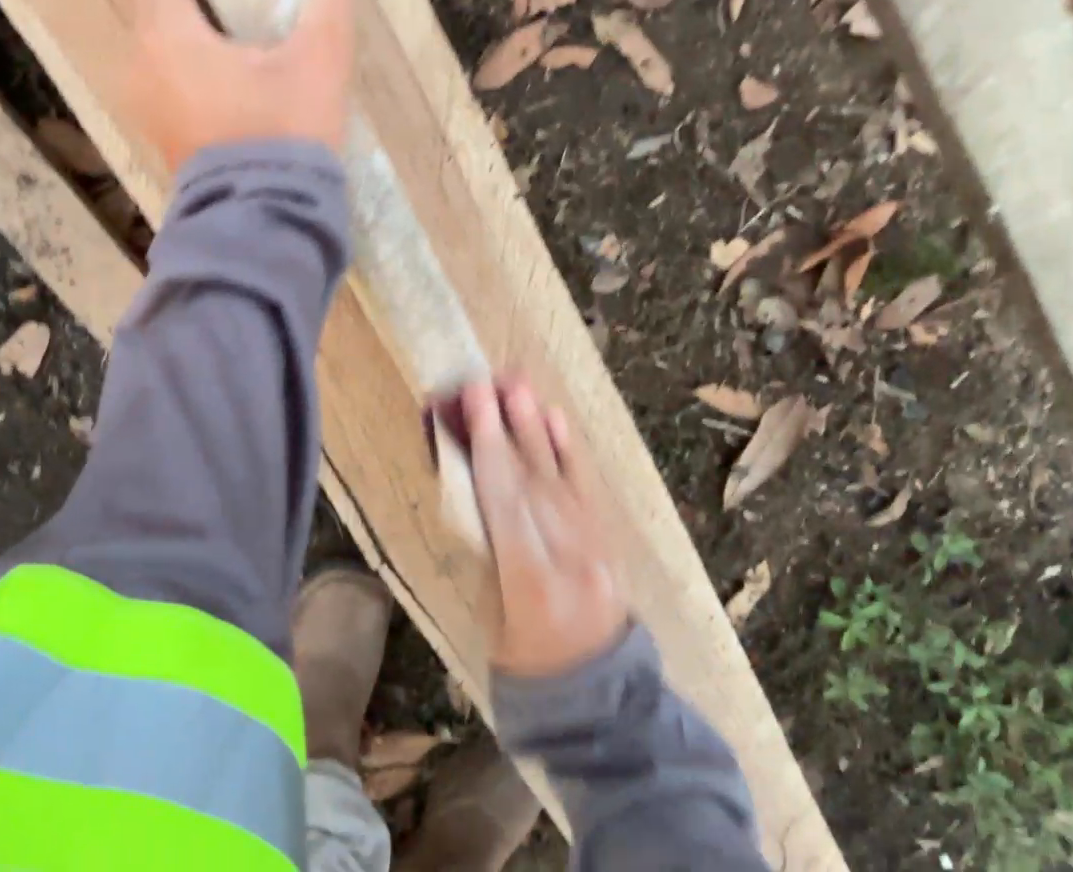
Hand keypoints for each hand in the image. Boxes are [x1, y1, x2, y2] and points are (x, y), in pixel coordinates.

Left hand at [99, 0, 354, 175]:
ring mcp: (150, 104)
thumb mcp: (318, 68)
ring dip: (192, 14)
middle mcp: (145, 65)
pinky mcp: (167, 133)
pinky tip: (233, 58)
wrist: (263, 225)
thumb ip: (324, 13)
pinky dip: (196, 52)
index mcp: (169, 37)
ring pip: (166, 37)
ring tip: (229, 1)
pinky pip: (175, 72)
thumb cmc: (281, 140)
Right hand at [461, 378, 628, 678]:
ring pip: (560, 476)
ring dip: (536, 427)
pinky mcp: (608, 539)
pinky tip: (555, 419)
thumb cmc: (525, 660)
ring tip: (517, 385)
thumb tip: (464, 492)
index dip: (487, 446)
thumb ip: (482, 554)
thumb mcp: (490, 616)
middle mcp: (568, 555)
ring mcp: (595, 545)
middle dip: (507, 425)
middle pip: (532, 480)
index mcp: (530, 581)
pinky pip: (587, 487)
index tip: (473, 401)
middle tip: (488, 379)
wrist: (599, 691)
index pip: (505, 501)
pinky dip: (569, 450)